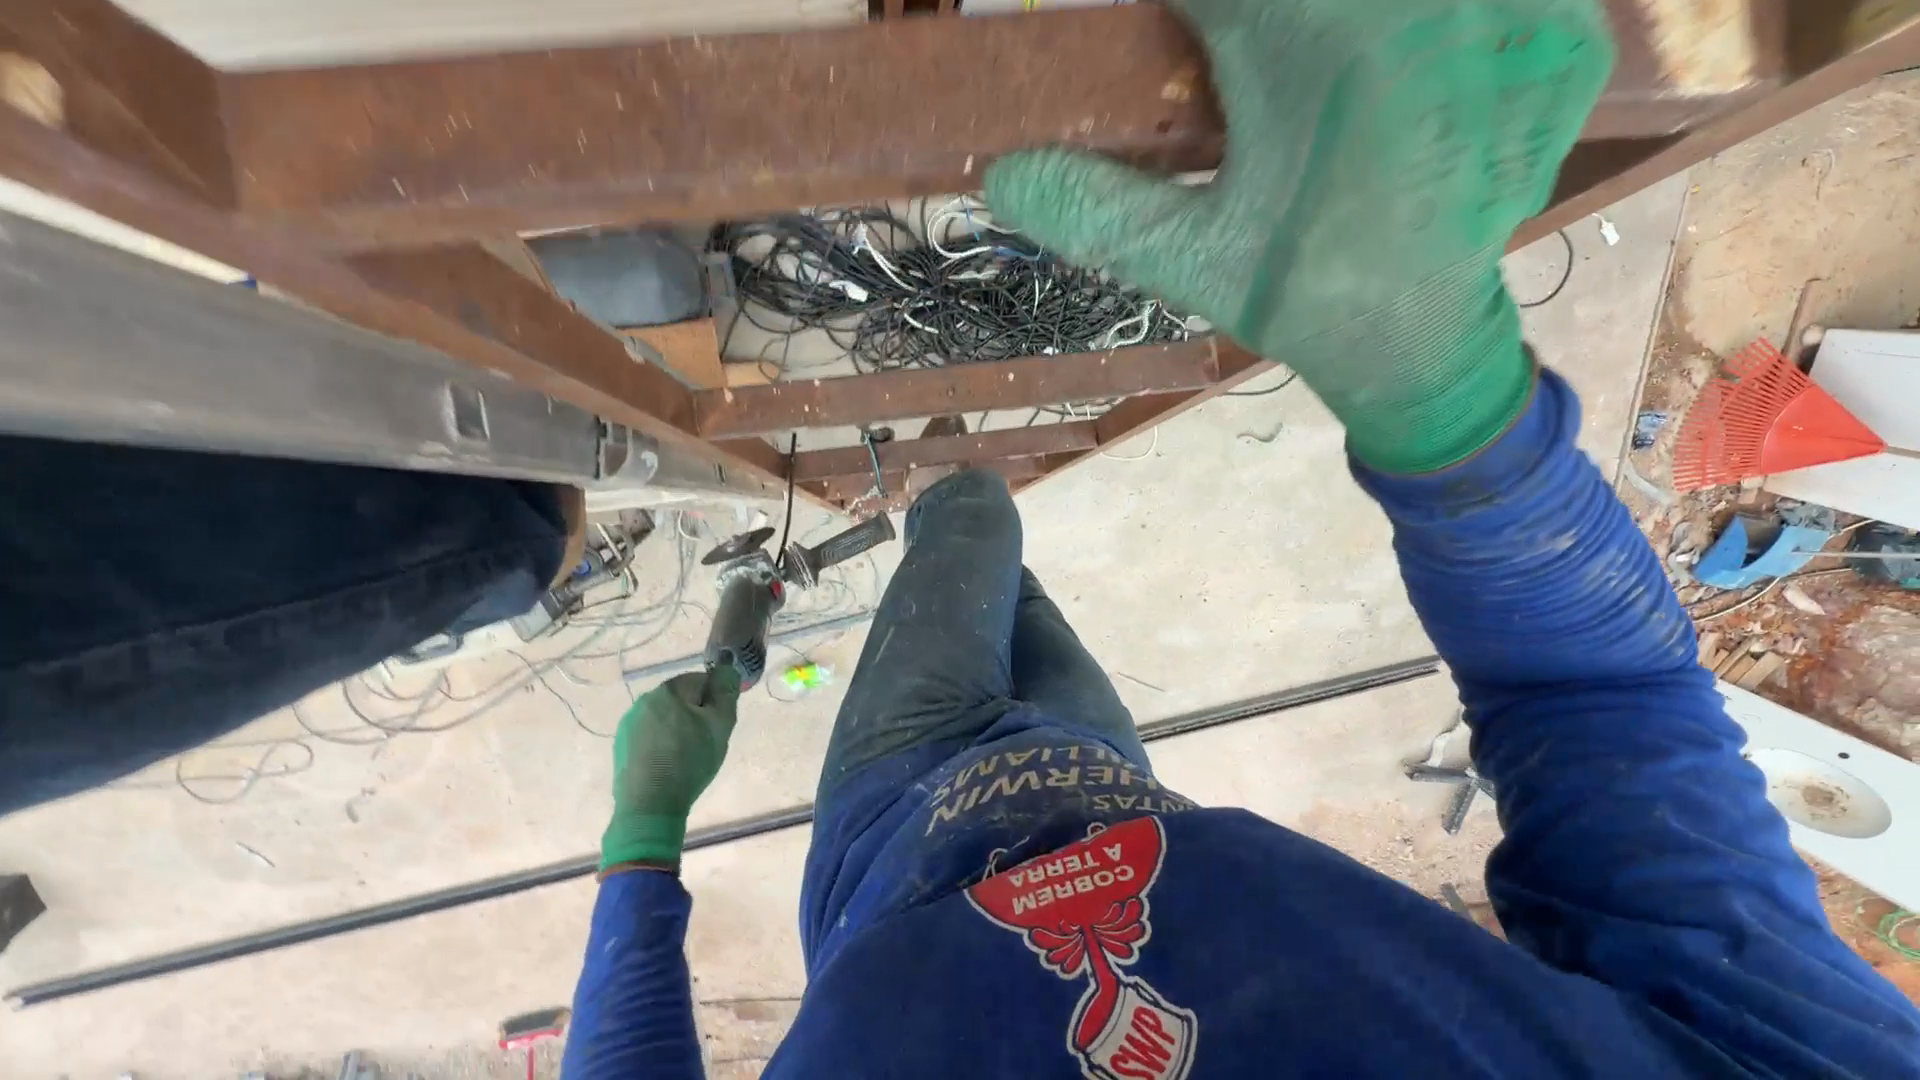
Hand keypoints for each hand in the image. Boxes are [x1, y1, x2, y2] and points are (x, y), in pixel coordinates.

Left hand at [599, 667, 742, 869]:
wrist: (649, 804)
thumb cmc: (690, 761)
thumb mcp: (721, 725)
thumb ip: (726, 692)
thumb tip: (726, 669)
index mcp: (670, 690)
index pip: (702, 680)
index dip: (715, 701)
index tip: (717, 725)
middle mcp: (645, 700)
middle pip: (682, 698)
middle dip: (696, 714)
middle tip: (705, 741)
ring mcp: (629, 723)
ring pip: (665, 716)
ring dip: (678, 728)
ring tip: (686, 755)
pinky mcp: (621, 744)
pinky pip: (650, 734)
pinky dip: (661, 743)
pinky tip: (667, 764)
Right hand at [986, 0, 1612, 472]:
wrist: (1416, 340)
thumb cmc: (1297, 297)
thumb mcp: (1187, 257)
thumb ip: (1096, 208)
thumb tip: (999, 173)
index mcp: (1333, 51)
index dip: (1171, 6)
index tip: (1166, 31)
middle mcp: (1439, 9)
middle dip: (1250, 24)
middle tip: (1228, 51)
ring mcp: (1524, 14)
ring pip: (1385, 0)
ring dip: (1326, 28)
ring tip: (1302, 75)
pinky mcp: (1567, 34)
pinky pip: (1499, 4)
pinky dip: (1427, 30)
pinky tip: (1384, 65)